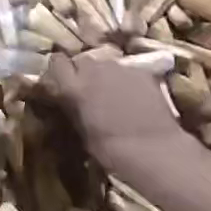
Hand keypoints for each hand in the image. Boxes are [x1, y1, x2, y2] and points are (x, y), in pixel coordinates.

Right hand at [42, 54, 192, 169]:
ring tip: (110, 93)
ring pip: (105, 63)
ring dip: (103, 75)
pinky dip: (125, 79)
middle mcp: (95, 70)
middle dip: (81, 71)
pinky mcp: (142, 72)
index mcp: (75, 86)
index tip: (60, 81)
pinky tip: (132, 96)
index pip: (57, 62)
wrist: (153, 149)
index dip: (58, 70)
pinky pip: (127, 70)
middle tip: (86, 90)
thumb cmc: (111, 150)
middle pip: (82, 59)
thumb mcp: (83, 132)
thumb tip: (68, 100)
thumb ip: (73, 108)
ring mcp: (121, 68)